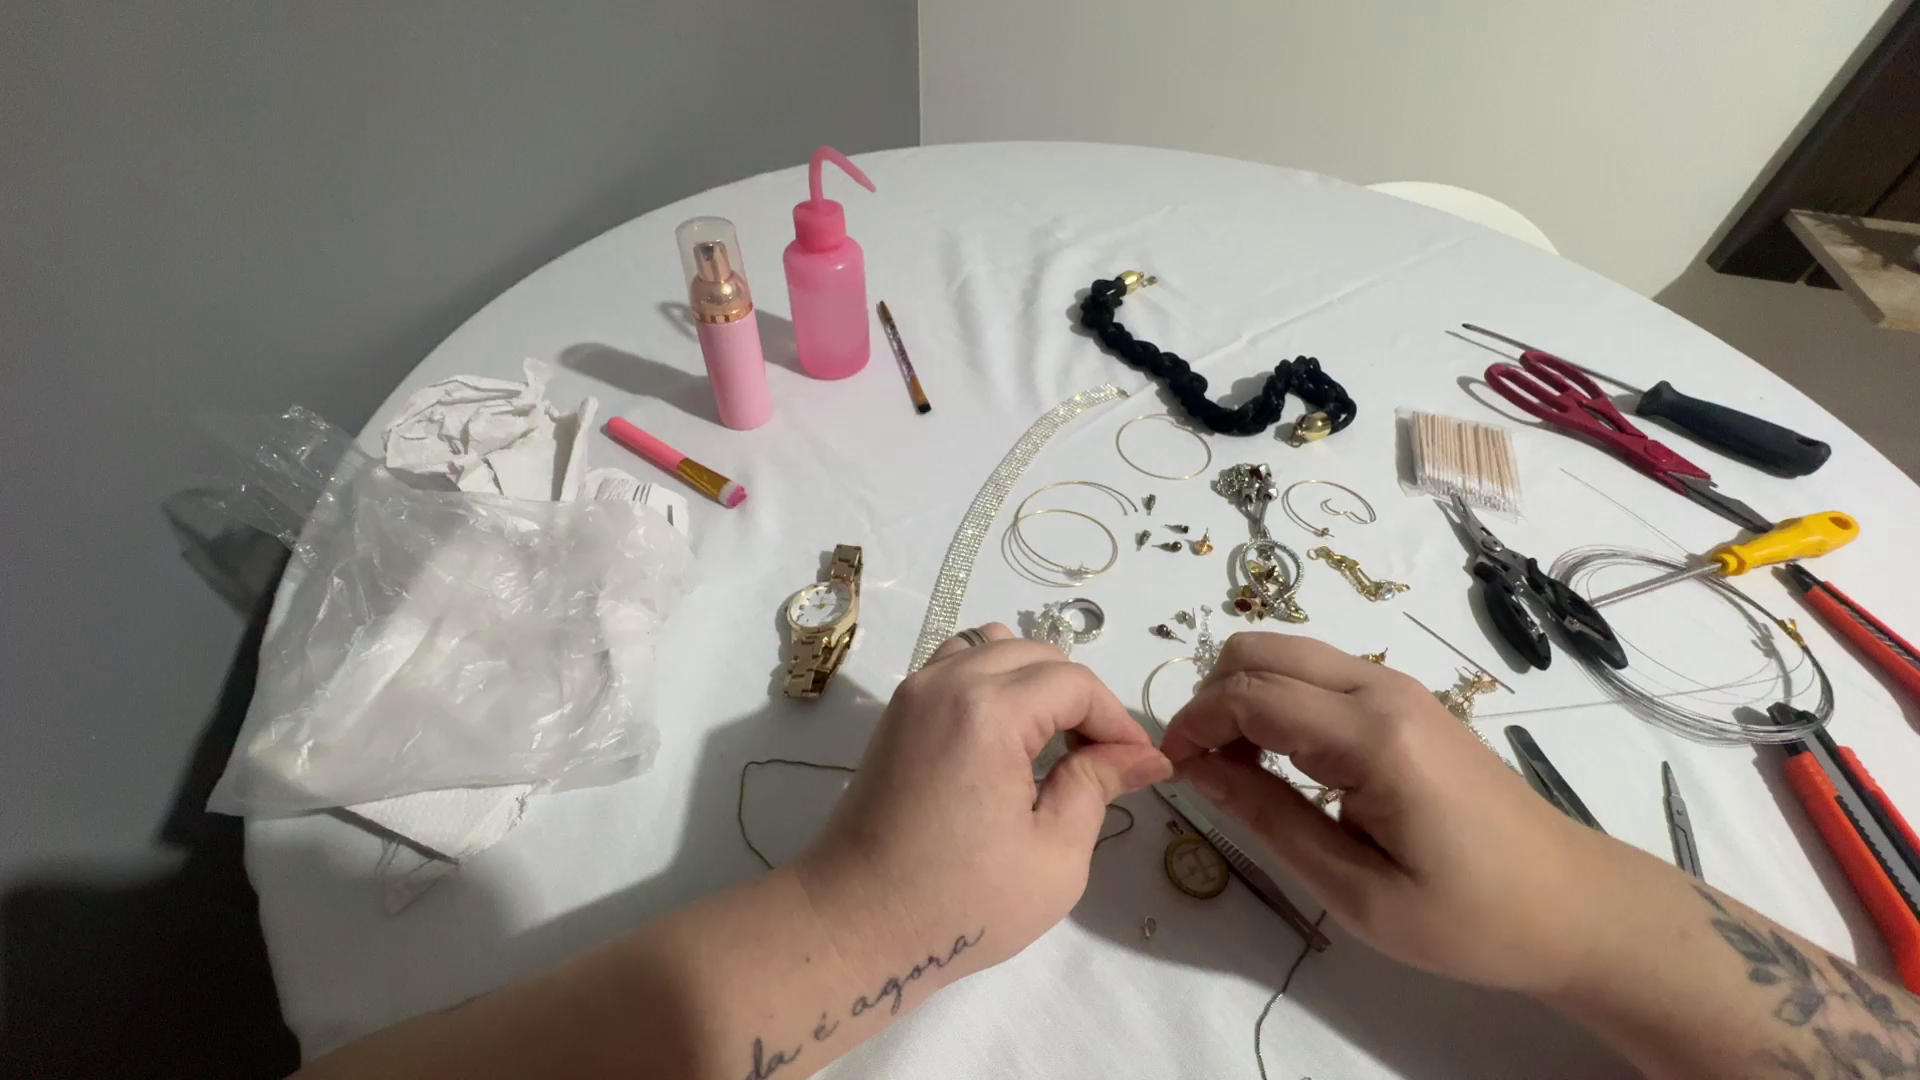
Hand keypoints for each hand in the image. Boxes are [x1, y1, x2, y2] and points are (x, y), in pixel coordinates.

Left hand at [794, 623, 1171, 993]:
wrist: (853, 920)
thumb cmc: (958, 903)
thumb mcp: (1052, 855)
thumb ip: (1097, 785)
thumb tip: (1143, 756)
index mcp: (988, 711)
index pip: (1075, 683)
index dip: (1116, 719)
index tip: (1139, 764)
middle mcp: (948, 680)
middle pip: (1039, 655)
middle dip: (1081, 699)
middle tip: (1101, 758)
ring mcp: (917, 687)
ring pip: (997, 646)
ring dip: (1036, 680)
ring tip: (1052, 738)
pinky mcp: (900, 706)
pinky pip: (959, 660)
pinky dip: (994, 677)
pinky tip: (1005, 730)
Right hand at [1160, 631, 1606, 992]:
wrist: (1580, 906)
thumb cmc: (1472, 917)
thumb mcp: (1357, 892)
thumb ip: (1267, 819)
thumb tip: (1195, 768)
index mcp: (1373, 737)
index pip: (1250, 694)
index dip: (1195, 722)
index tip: (1173, 766)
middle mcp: (1380, 688)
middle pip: (1257, 649)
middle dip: (1211, 697)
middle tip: (1206, 763)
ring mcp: (1394, 684)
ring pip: (1281, 650)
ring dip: (1240, 693)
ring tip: (1241, 762)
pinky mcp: (1400, 695)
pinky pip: (1310, 669)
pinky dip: (1273, 695)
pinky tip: (1283, 754)